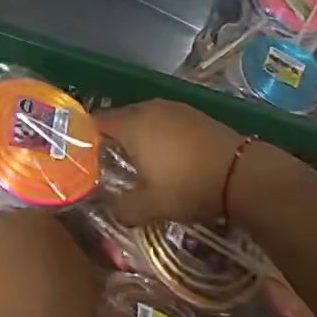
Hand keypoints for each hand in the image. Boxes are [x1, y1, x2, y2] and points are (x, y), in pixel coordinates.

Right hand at [95, 100, 247, 226]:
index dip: (84, 138)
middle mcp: (151, 108)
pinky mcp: (194, 114)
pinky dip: (157, 135)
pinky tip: (161, 156)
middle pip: (121, 118)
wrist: (239, 172)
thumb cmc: (186, 185)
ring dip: (136, 137)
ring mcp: (175, 108)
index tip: (77, 158)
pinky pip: (164, 121)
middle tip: (101, 164)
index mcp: (133, 123)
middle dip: (110, 139)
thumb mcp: (148, 206)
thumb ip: (121, 208)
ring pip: (144, 119)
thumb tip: (111, 207)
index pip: (97, 122)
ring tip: (131, 162)